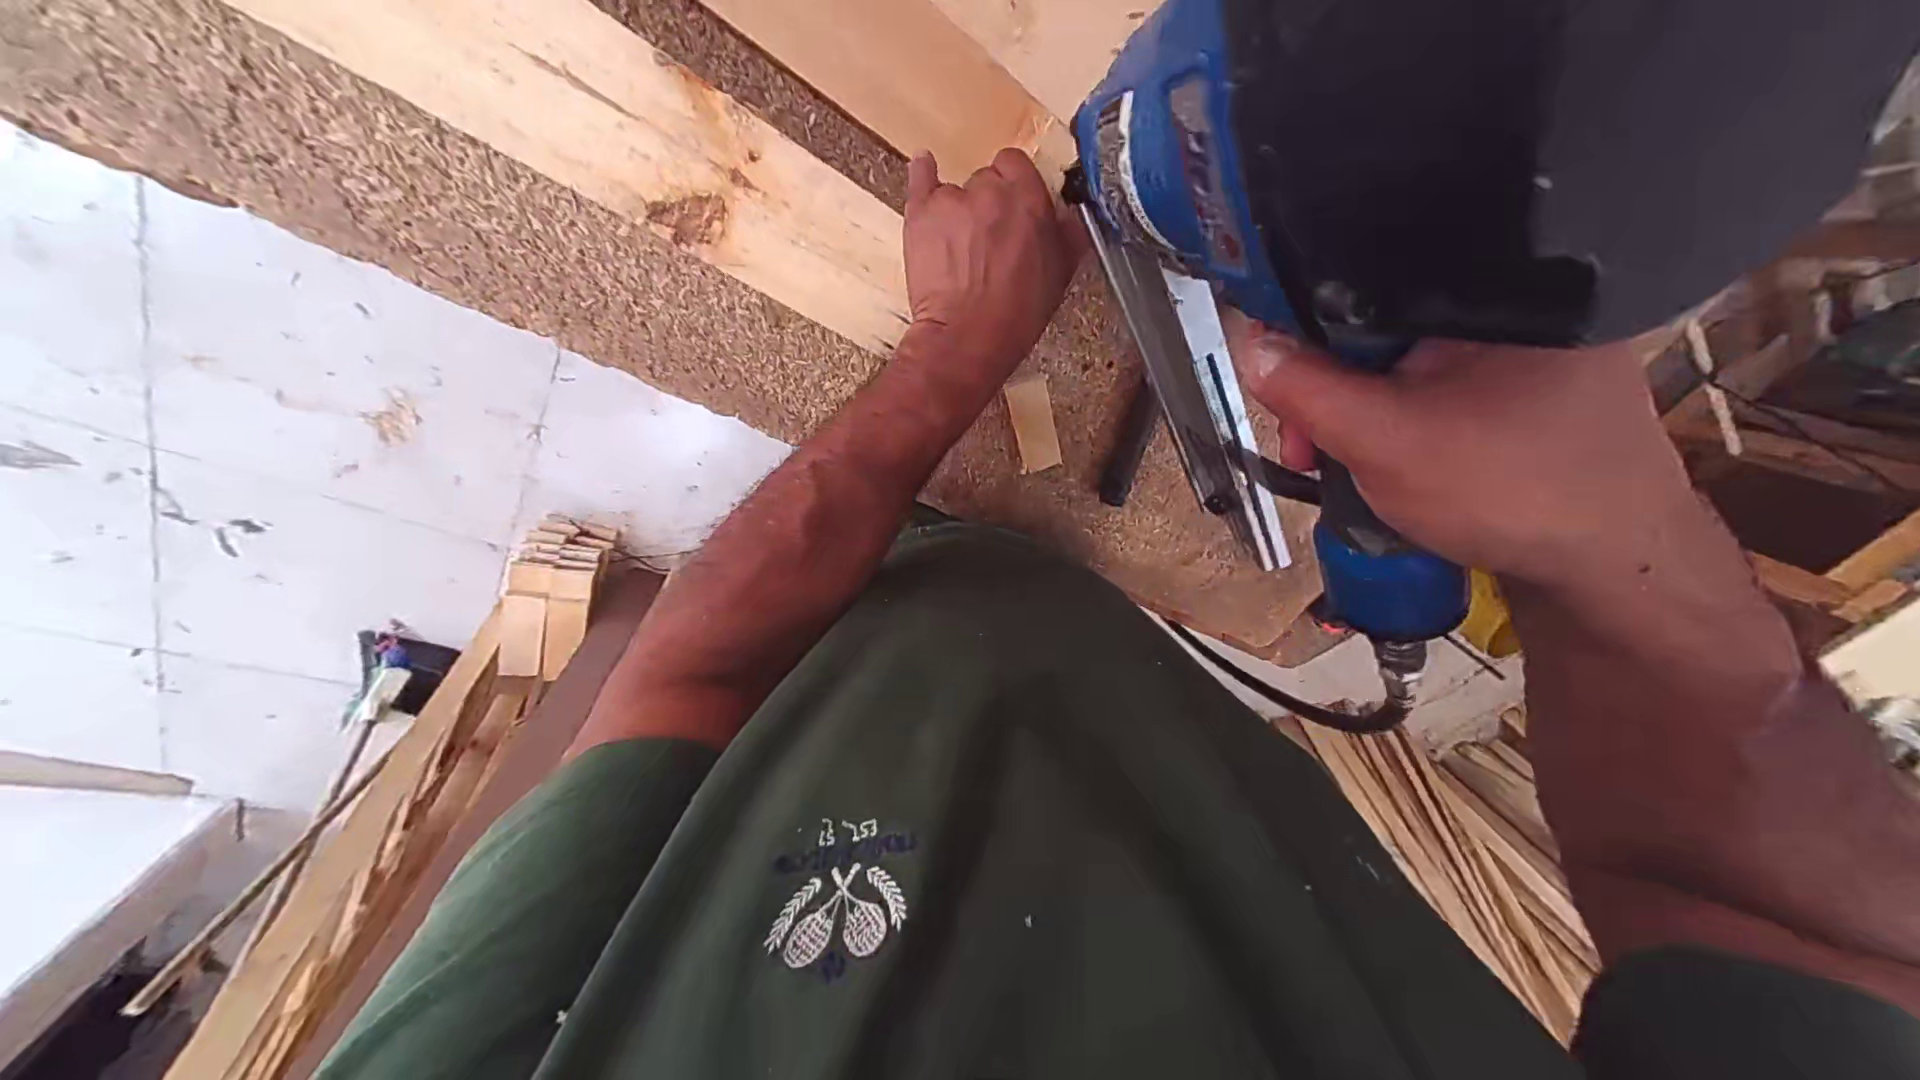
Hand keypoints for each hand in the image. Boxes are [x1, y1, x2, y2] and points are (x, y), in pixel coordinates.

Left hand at [899, 149, 1081, 384]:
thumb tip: (1071, 216)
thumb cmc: (1014, 316)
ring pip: (957, 189)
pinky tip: (926, 171)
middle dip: (986, 204)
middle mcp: (992, 192)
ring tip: (956, 248)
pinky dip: (924, 175)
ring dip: (958, 209)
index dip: (1013, 188)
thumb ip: (1067, 237)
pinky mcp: (922, 213)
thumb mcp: (1057, 278)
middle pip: (987, 179)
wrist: (966, 338)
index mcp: (1030, 202)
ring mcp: (954, 200)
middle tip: (985, 241)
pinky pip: (921, 177)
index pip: (1018, 167)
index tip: (1011, 212)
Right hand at [1227, 314, 1699, 589]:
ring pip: (1400, 371)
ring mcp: (1521, 356)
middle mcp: (1510, 314)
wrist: (1609, 566)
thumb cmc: (1506, 491)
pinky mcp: (1520, 393)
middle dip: (1327, 396)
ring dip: (1355, 417)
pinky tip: (1386, 460)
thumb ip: (1308, 390)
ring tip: (1342, 466)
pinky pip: (1430, 393)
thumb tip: (1251, 346)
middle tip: (1308, 450)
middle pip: (1378, 337)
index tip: (1279, 391)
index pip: (1368, 291)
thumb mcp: (1383, 440)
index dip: (1305, 338)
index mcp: (1492, 295)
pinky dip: (1394, 425)